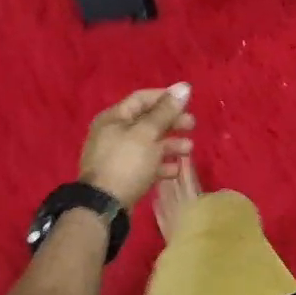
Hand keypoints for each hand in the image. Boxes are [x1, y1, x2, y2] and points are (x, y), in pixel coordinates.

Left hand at [78, 83, 194, 207]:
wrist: (103, 208)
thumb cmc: (126, 163)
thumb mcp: (148, 133)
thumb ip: (166, 110)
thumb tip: (184, 86)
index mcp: (114, 118)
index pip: (142, 98)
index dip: (165, 97)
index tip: (187, 101)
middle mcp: (113, 133)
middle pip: (147, 121)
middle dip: (172, 122)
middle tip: (192, 125)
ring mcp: (117, 156)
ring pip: (149, 144)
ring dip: (170, 145)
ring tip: (188, 150)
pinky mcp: (122, 176)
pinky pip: (145, 164)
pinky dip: (160, 165)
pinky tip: (175, 171)